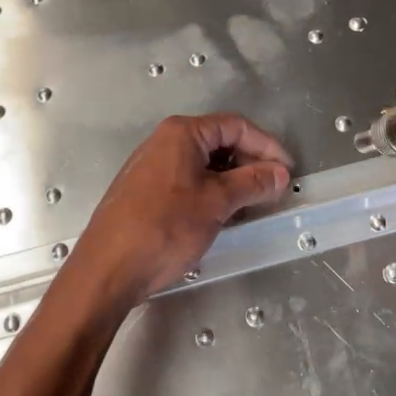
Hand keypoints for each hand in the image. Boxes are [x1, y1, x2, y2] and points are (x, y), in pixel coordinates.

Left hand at [72, 114, 292, 299]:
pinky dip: (211, 192)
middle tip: (273, 188)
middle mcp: (164, 141)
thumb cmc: (164, 228)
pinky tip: (222, 215)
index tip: (287, 169)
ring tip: (253, 204)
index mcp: (182, 133)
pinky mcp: (145, 192)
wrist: (107, 270)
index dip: (266, 145)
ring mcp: (152, 166)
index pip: (235, 126)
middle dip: (250, 162)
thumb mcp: (217, 203)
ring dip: (232, 180)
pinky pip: (188, 180)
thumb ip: (251, 183)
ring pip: (204, 164)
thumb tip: (279, 172)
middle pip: (219, 141)